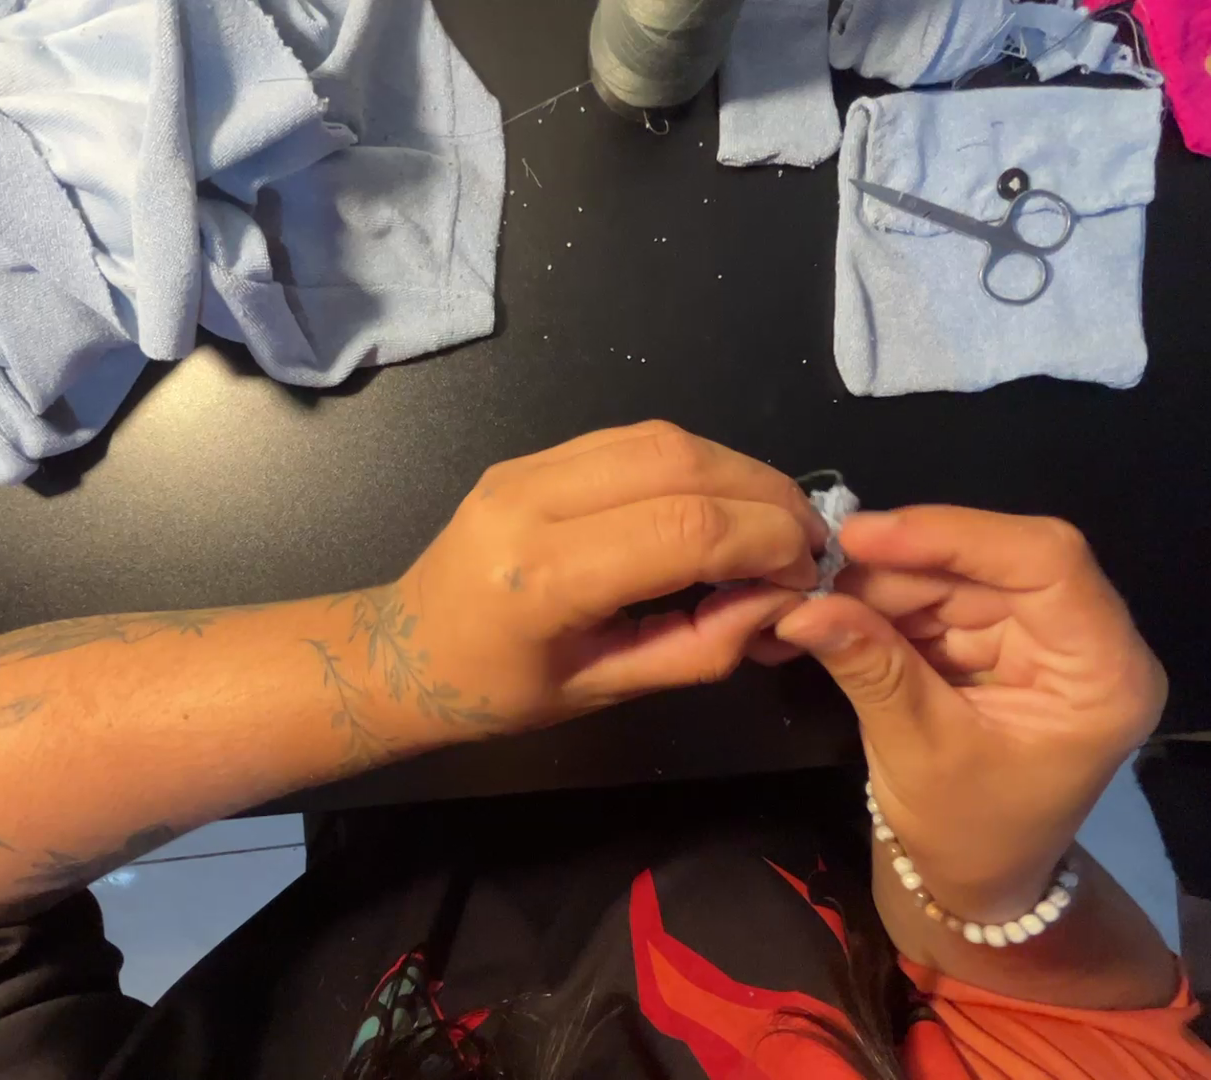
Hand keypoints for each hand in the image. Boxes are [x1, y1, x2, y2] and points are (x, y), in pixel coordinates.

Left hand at [388, 421, 823, 734]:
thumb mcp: (603, 690)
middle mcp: (531, 501)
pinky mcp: (526, 457)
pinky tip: (714, 497)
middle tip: (804, 540)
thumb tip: (780, 599)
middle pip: (679, 462)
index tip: (805, 571)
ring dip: (733, 469)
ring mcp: (523, 468)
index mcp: (543, 577)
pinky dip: (690, 462)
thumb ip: (700, 646)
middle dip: (764, 494)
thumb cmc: (495, 691)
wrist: (405, 649)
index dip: (766, 542)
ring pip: (659, 437)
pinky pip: (627, 439)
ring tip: (770, 518)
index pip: (685, 528)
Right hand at [773, 507, 1164, 921]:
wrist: (971, 871)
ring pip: (943, 573)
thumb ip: (869, 668)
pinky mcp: (982, 637)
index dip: (953, 535)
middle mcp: (1072, 636)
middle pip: (983, 562)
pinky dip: (869, 604)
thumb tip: (801, 608)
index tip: (861, 537)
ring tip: (807, 601)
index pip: (1046, 563)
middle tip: (811, 580)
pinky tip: (825, 611)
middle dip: (891, 567)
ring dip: (870, 584)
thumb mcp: (917, 750)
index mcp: (1099, 671)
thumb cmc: (969, 829)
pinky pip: (922, 598)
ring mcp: (1025, 634)